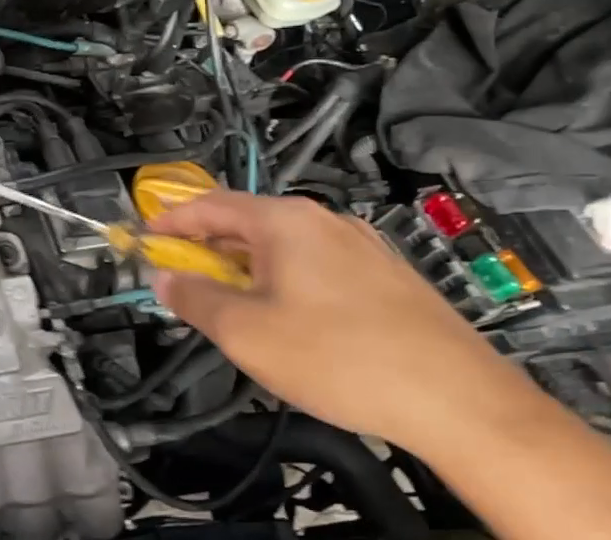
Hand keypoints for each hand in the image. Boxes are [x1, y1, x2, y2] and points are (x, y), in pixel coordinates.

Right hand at [150, 191, 532, 452]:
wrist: (465, 405)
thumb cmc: (340, 359)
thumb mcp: (244, 333)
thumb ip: (193, 298)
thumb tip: (164, 277)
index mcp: (284, 220)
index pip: (208, 204)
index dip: (170, 221)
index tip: (145, 240)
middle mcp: (324, 220)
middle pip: (248, 221)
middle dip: (209, 247)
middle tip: (186, 278)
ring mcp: (365, 247)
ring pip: (286, 246)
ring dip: (249, 266)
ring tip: (238, 304)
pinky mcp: (392, 278)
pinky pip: (320, 265)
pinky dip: (289, 279)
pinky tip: (295, 320)